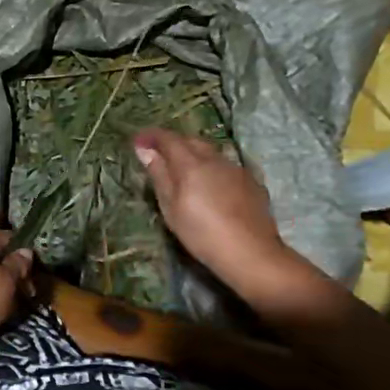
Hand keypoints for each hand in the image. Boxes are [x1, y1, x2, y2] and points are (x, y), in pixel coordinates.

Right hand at [133, 128, 292, 278]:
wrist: (252, 253)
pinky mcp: (251, 182)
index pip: (169, 139)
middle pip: (191, 141)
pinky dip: (212, 169)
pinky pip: (225, 166)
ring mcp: (236, 169)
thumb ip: (160, 176)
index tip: (138, 141)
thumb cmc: (203, 235)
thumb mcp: (172, 209)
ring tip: (184, 171)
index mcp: (192, 164)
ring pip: (210, 152)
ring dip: (194, 155)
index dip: (152, 136)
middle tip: (159, 155)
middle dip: (173, 143)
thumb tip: (146, 150)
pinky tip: (211, 187)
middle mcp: (215, 159)